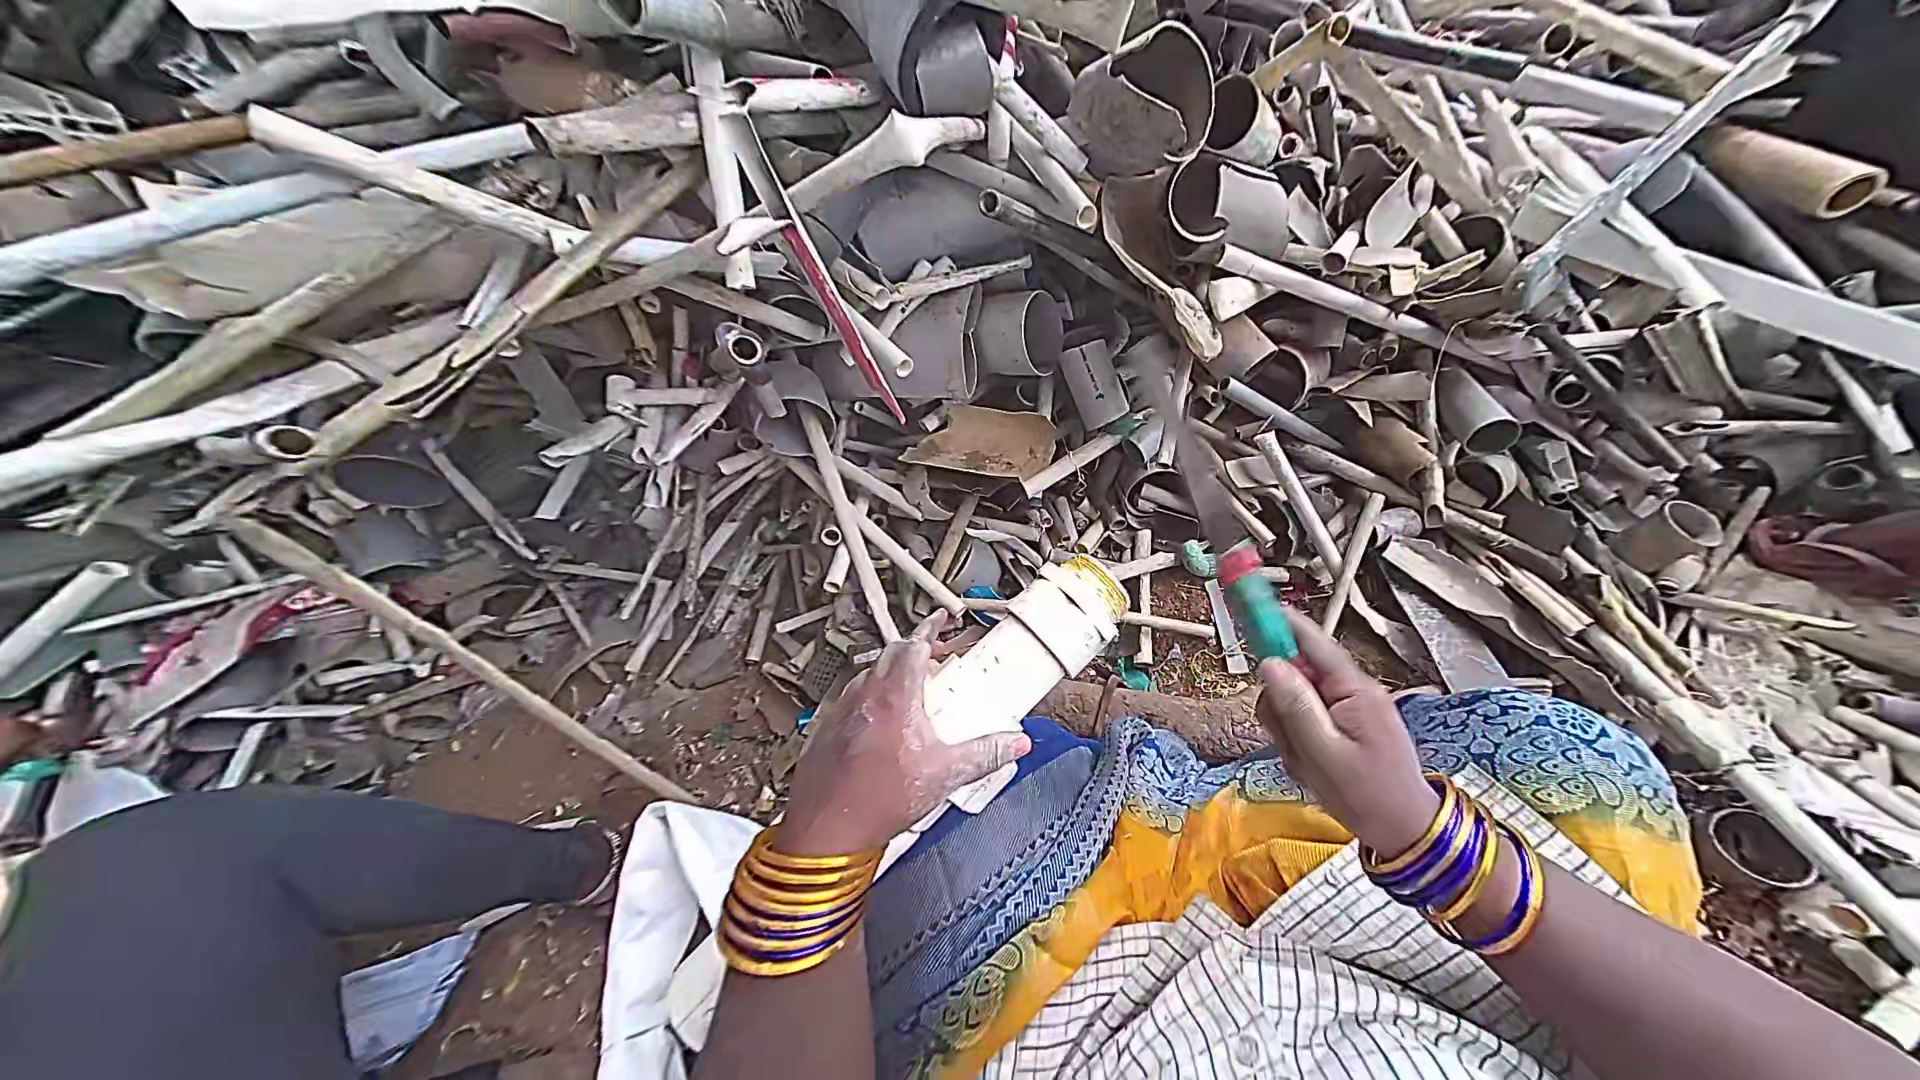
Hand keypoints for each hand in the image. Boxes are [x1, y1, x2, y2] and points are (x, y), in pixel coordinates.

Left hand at [780, 611, 1031, 855]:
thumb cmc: (877, 801)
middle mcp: (865, 695)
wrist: (827, 829)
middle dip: (916, 650)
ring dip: (894, 672)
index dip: (931, 629)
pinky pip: (855, 696)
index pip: (914, 645)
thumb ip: (985, 754)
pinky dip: (874, 695)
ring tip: (914, 691)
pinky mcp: (829, 726)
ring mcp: (842, 709)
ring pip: (871, 674)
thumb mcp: (944, 775)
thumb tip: (1015, 743)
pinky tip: (884, 721)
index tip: (941, 619)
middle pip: (892, 654)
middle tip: (936, 660)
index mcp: (894, 696)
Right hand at [1257, 610, 1440, 855]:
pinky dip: (1294, 740)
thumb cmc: (1371, 796)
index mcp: (1354, 690)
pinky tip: (1309, 763)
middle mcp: (1348, 691)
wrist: (1406, 833)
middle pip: (1292, 673)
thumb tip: (1269, 663)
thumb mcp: (1325, 753)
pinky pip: (1299, 719)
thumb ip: (1295, 706)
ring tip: (1304, 759)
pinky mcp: (1336, 724)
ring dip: (1286, 728)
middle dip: (1280, 704)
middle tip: (1289, 739)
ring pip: (1289, 698)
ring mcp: (1343, 708)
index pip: (1312, 642)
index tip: (1248, 609)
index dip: (1279, 623)